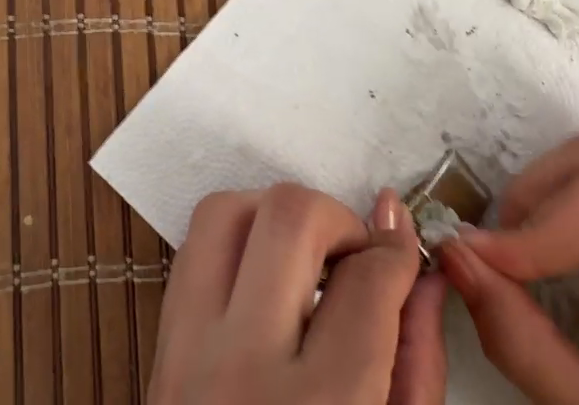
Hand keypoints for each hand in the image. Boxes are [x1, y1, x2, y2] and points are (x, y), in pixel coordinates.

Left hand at [149, 184, 447, 404]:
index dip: (398, 252)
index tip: (404, 253)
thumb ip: (418, 359)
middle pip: (288, 217)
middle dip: (335, 218)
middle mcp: (244, 366)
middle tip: (353, 257)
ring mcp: (187, 350)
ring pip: (223, 212)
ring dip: (273, 215)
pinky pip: (190, 250)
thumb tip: (420, 267)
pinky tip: (264, 278)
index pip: (367, 281)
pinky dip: (232, 240)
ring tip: (305, 258)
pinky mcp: (158, 345)